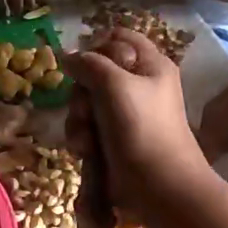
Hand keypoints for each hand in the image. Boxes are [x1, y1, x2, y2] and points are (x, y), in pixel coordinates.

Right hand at [66, 29, 214, 213]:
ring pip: (86, 104)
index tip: (83, 67)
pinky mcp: (113, 141)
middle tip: (86, 111)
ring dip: (79, 122)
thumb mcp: (115, 85)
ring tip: (87, 141)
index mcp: (149, 65)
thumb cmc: (142, 130)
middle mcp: (138, 86)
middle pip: (93, 74)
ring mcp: (125, 115)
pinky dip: (83, 140)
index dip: (95, 48)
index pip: (117, 38)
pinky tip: (85, 153)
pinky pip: (87, 129)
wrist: (160, 189)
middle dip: (81, 94)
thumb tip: (67, 56)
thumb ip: (89, 64)